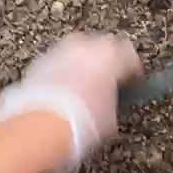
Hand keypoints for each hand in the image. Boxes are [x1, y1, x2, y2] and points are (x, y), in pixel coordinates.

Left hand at [0, 33, 141, 171]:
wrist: (42, 126)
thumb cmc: (80, 122)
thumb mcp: (110, 117)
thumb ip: (114, 100)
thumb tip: (110, 102)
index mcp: (111, 56)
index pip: (129, 55)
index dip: (132, 70)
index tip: (132, 80)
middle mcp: (86, 46)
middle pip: (102, 46)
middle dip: (105, 61)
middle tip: (107, 81)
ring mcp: (61, 51)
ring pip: (77, 51)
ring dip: (82, 64)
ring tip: (82, 86)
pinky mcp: (40, 61)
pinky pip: (57, 62)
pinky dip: (62, 71)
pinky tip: (62, 90)